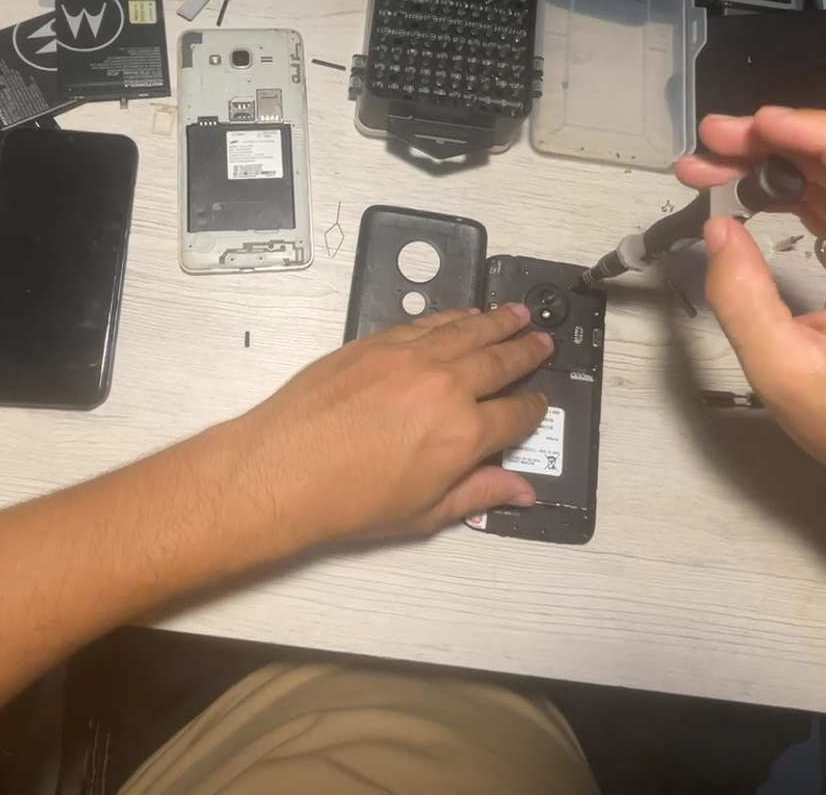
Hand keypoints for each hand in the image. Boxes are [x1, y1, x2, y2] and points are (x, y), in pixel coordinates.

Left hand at [212, 304, 552, 544]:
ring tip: (518, 314)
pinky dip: (452, 317)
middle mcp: (445, 386)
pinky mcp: (378, 342)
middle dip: (526, 352)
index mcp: (464, 433)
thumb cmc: (348, 499)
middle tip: (542, 342)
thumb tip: (521, 491)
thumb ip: (479, 493)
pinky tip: (464, 315)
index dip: (533, 410)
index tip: (538, 404)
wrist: (283, 468)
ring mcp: (410, 358)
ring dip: (497, 321)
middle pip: (499, 361)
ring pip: (467, 331)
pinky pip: (427, 322)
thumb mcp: (424, 512)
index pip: (517, 415)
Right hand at [674, 108, 825, 506]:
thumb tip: (718, 229)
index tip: (759, 124)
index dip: (824, 136)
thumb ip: (743, 298)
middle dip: (786, 143)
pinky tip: (750, 187)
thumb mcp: (783, 375)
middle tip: (712, 141)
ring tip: (713, 162)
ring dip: (783, 164)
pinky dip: (798, 191)